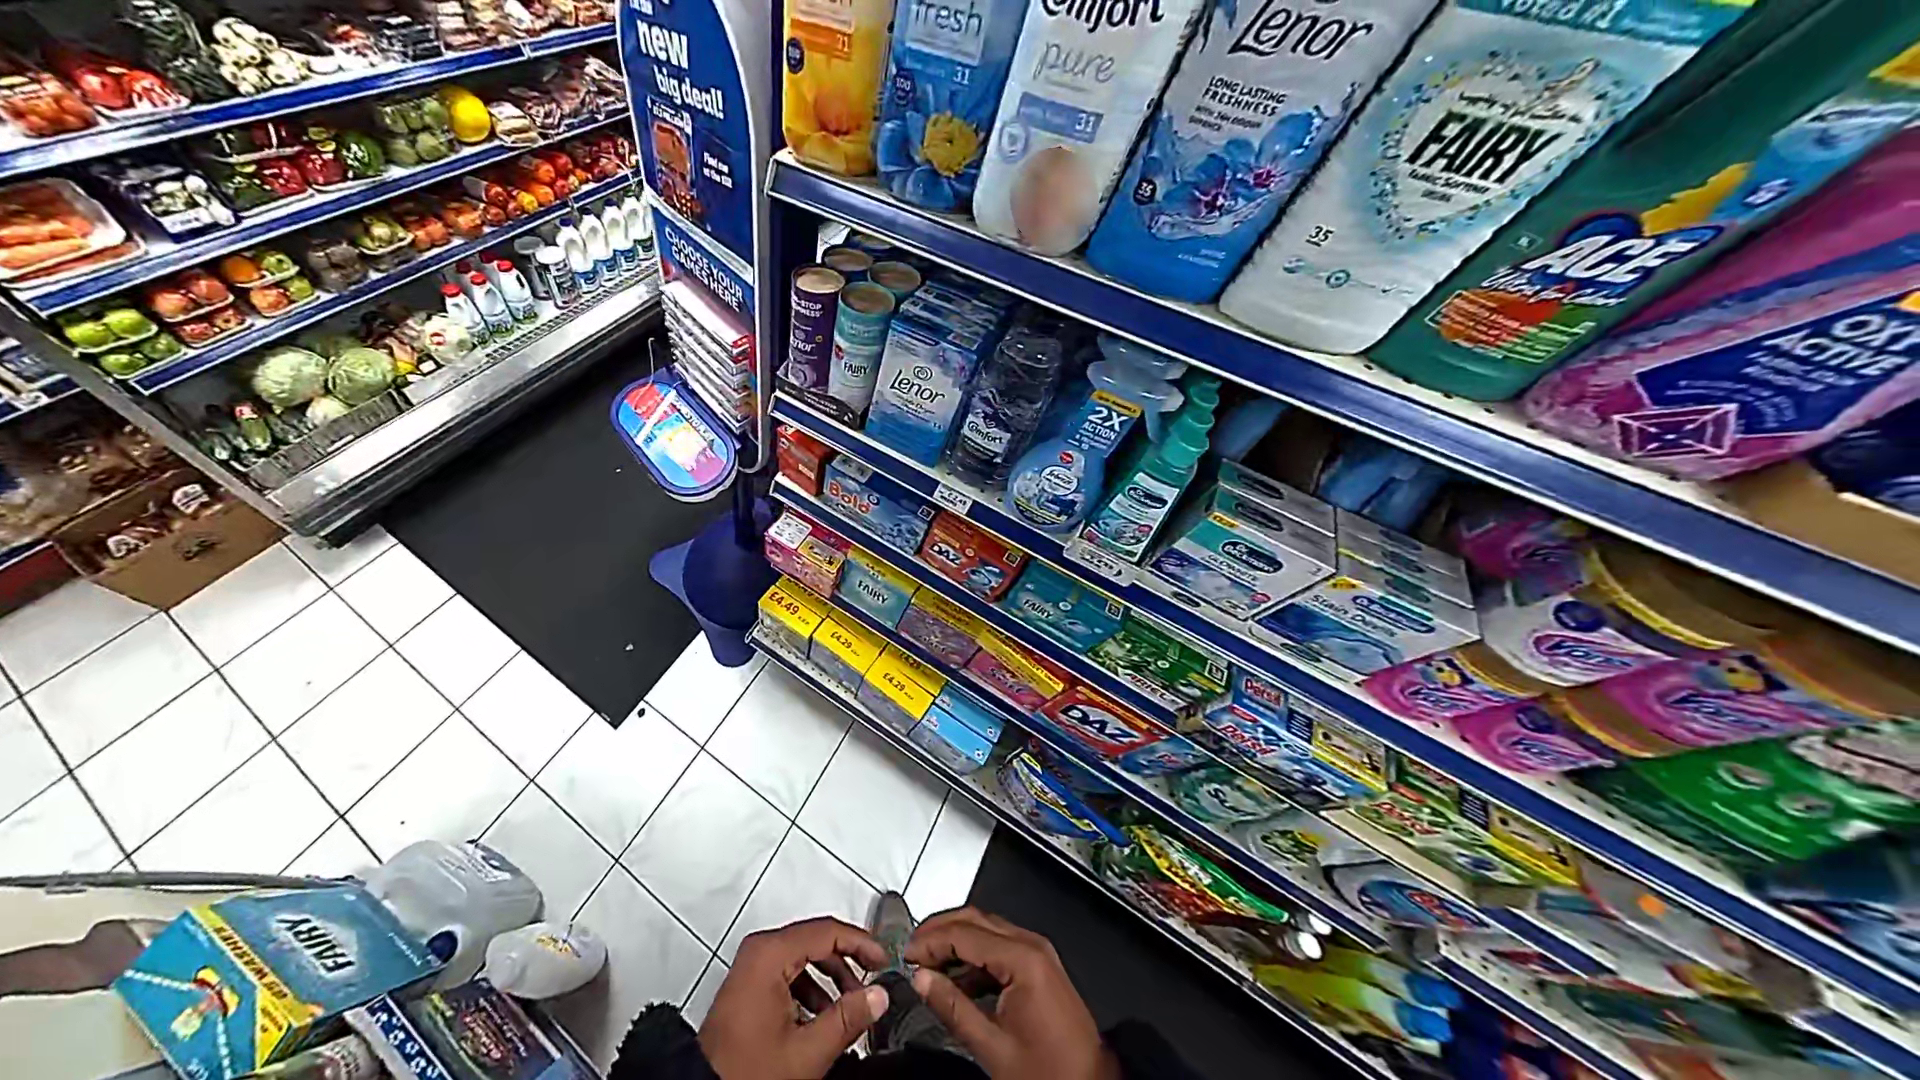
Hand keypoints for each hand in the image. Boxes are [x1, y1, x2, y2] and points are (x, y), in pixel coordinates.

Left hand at [698, 917, 890, 1079]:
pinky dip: (812, 986)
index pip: (828, 931)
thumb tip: (879, 995)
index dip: (862, 943)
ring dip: (832, 977)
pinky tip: (823, 1016)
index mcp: (771, 954)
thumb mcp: (806, 1051)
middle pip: (817, 939)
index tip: (884, 958)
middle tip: (873, 980)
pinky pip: (790, 970)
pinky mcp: (750, 983)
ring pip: (805, 955)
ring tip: (850, 1006)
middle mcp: (759, 950)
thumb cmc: (744, 1073)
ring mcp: (752, 965)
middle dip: (848, 962)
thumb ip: (848, 1018)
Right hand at [905, 908, 1118, 1079]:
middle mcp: (1031, 944)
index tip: (904, 955)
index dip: (930, 941)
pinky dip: (973, 955)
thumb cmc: (1047, 1071)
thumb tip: (920, 978)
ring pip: (986, 929)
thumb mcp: (992, 1047)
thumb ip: (953, 1008)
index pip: (965, 933)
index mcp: (1022, 958)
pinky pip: (999, 946)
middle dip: (939, 931)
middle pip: (975, 920)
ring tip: (926, 965)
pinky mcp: (1038, 964)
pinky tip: (954, 979)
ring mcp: (1037, 951)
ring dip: (954, 941)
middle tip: (911, 951)